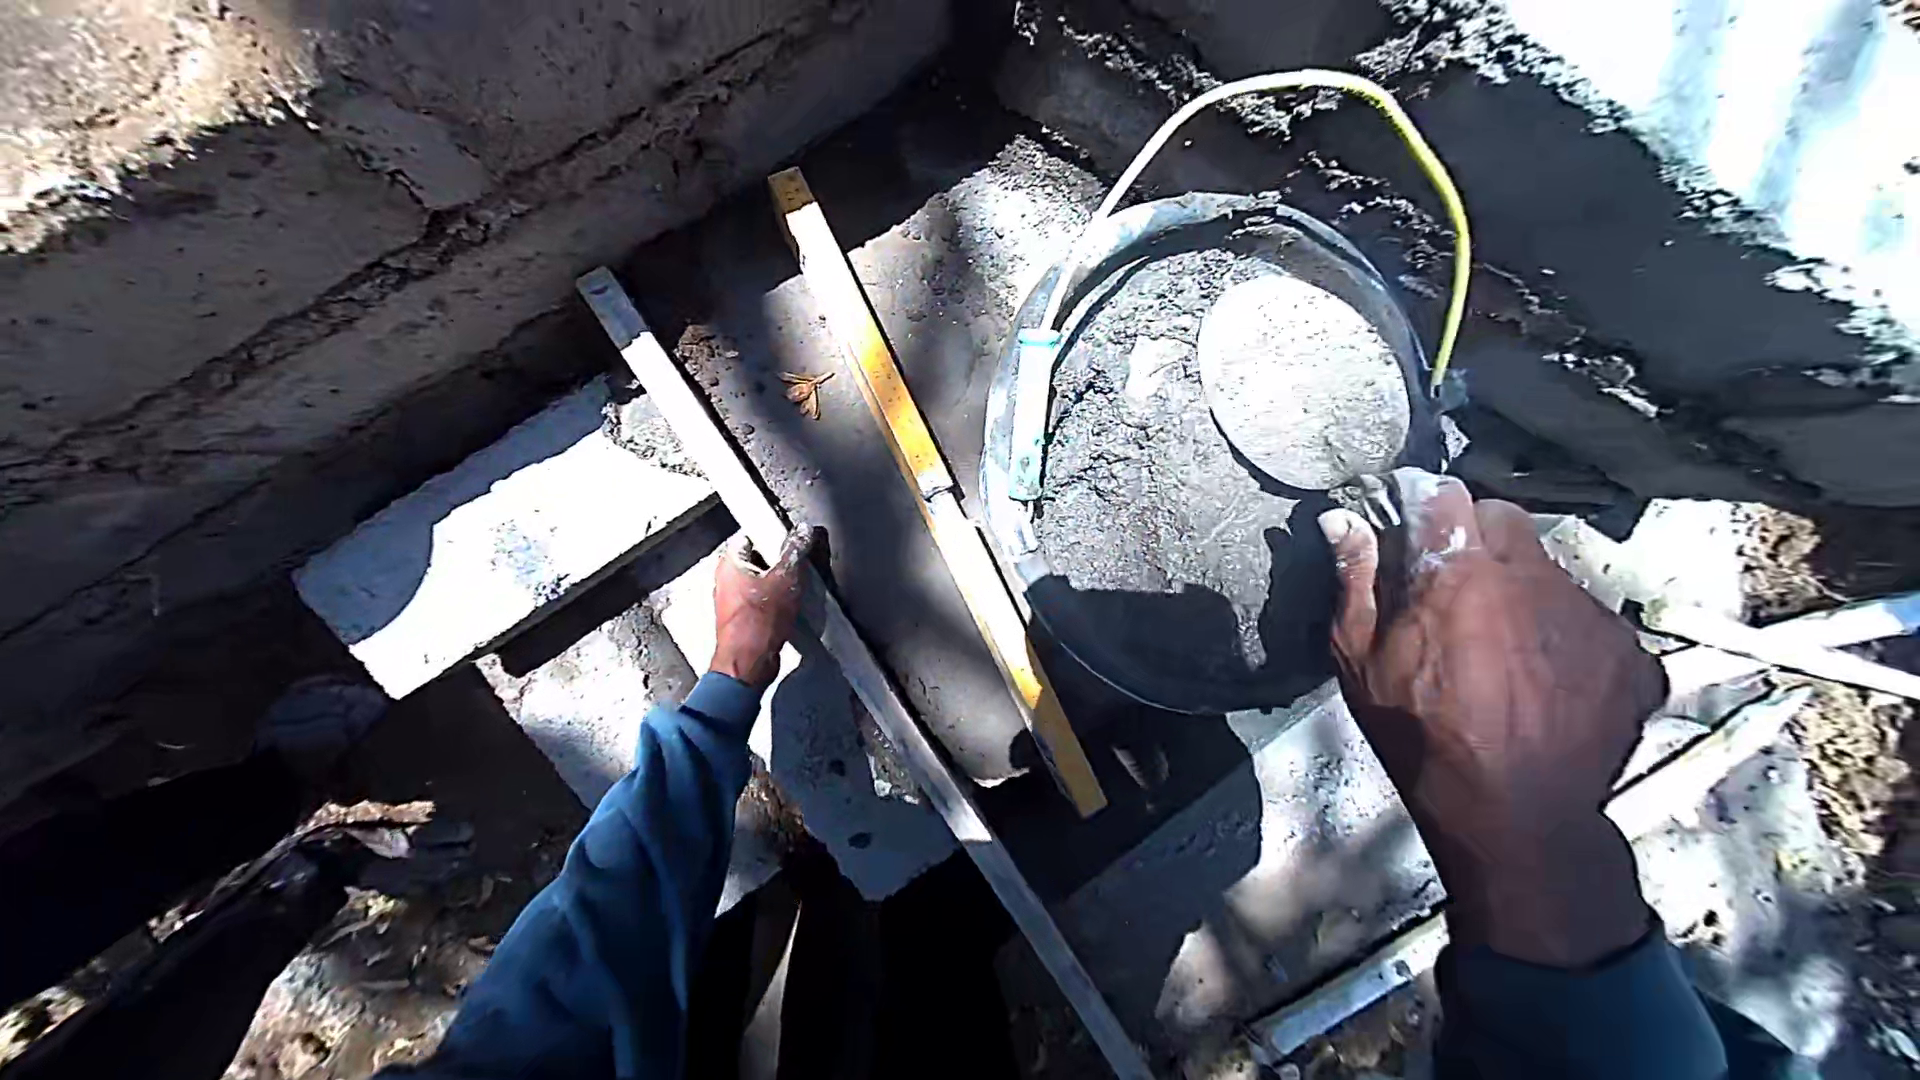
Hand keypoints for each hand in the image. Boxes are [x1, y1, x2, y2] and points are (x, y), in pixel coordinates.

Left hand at [711, 525, 816, 688]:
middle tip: (801, 563)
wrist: (749, 663)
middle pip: (760, 557)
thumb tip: (803, 532)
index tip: (794, 537)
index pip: (753, 534)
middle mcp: (727, 578)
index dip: (775, 533)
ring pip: (764, 579)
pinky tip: (792, 604)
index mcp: (729, 563)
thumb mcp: (786, 579)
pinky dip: (779, 599)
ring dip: (782, 581)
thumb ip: (795, 551)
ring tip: (798, 585)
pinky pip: (765, 599)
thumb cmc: (759, 622)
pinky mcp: (744, 616)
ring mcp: (734, 599)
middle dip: (782, 560)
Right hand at [1319, 469, 1664, 965]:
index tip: (1404, 518)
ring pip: (1548, 565)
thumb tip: (1340, 519)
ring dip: (1514, 581)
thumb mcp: (1356, 653)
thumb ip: (1355, 577)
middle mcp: (1533, 579)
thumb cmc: (1414, 726)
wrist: (1510, 810)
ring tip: (1493, 637)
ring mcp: (1591, 615)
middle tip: (1446, 581)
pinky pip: (1586, 615)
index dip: (1420, 500)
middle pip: (1504, 518)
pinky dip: (1555, 626)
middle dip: (1470, 533)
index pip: (1445, 495)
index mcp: (1458, 575)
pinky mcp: (1631, 653)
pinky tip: (1535, 671)